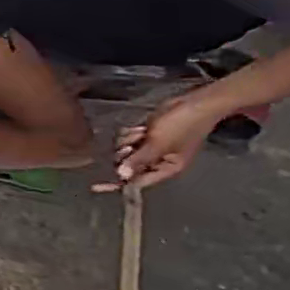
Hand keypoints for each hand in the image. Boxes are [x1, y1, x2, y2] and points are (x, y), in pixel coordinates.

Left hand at [93, 95, 221, 191]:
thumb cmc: (181, 126)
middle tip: (134, 144)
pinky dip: (130, 134)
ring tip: (142, 133)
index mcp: (166, 169)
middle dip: (126, 154)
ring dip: (129, 141)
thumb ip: (138, 161)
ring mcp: (151, 148)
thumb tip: (122, 176)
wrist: (194, 103)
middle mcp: (157, 161)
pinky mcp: (146, 136)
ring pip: (124, 151)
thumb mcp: (158, 145)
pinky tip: (140, 127)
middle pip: (127, 165)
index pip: (137, 182)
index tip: (95, 186)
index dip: (117, 183)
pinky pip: (127, 139)